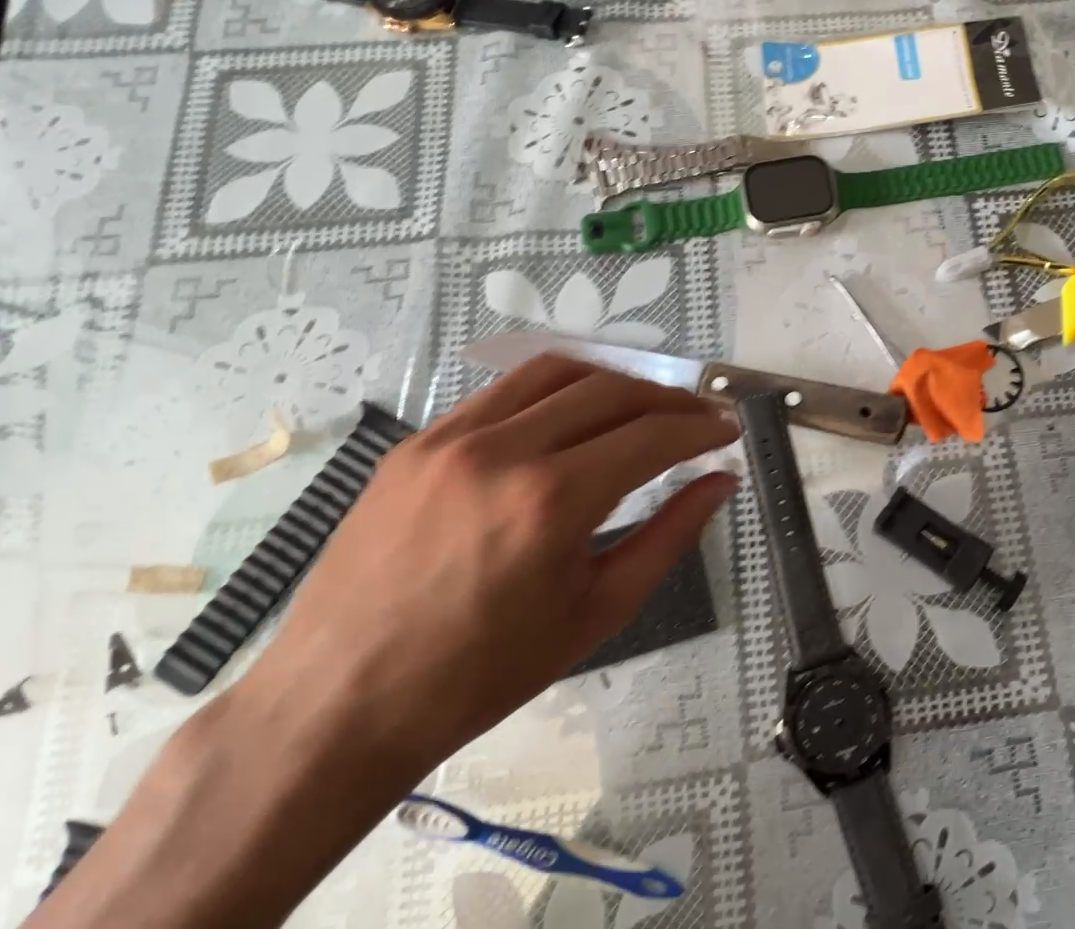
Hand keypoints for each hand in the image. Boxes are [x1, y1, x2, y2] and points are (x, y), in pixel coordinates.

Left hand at [240, 354, 740, 764]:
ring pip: (552, 372)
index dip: (702, 427)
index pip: (651, 435)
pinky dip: (553, 393)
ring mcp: (447, 439)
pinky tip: (572, 421)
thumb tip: (721, 483)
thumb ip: (669, 536)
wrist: (344, 701)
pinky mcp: (413, 444)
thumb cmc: (486, 673)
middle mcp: (500, 450)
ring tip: (644, 407)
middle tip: (700, 420)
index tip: (730, 431)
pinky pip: (500, 394)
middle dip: (668, 399)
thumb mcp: (599, 611)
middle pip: (609, 390)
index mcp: (551, 501)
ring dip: (613, 380)